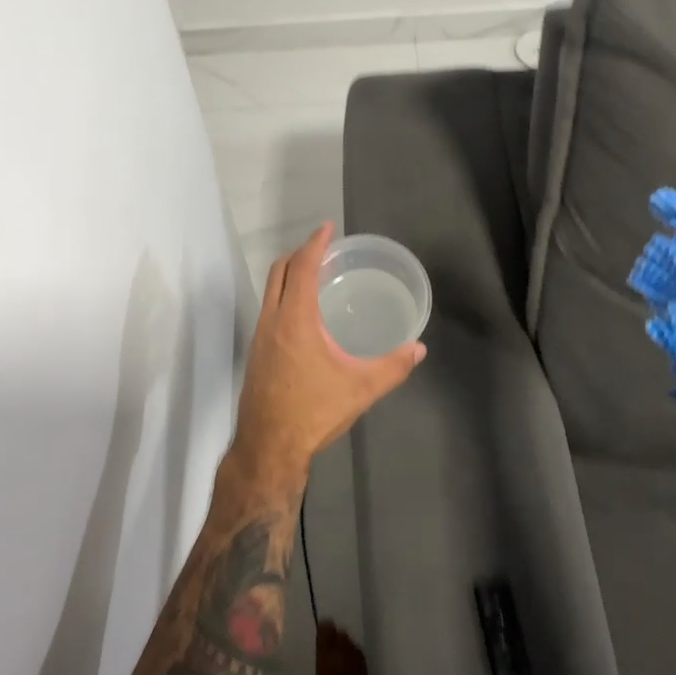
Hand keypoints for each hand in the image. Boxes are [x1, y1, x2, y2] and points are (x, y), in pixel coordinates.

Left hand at [231, 224, 426, 482]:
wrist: (268, 446)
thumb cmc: (313, 412)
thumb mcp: (361, 389)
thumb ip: (392, 367)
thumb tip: (418, 349)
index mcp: (295, 319)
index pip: (302, 267)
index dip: (315, 244)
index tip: (327, 228)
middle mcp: (272, 320)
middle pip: (280, 271)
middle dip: (300, 254)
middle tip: (325, 250)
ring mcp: (260, 337)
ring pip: (271, 291)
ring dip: (290, 276)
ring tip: (317, 277)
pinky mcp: (257, 353)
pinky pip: (270, 309)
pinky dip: (285, 297)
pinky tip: (305, 316)